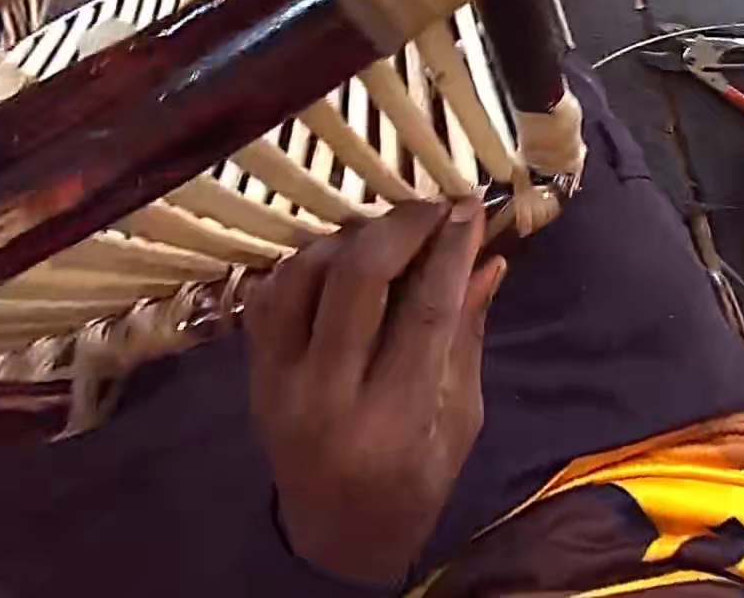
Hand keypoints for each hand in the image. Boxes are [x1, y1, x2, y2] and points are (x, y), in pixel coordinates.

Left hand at [246, 200, 504, 583]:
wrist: (336, 535)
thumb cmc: (416, 478)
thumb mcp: (462, 416)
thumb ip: (469, 333)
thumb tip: (490, 261)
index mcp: (392, 421)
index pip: (426, 310)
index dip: (452, 250)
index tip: (471, 209)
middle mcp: (325, 398)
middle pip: (357, 281)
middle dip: (402, 227)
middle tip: (436, 208)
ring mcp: (276, 383)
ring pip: (305, 275)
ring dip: (354, 236)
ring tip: (393, 229)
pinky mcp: (253, 372)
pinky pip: (271, 292)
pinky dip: (309, 259)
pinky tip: (346, 252)